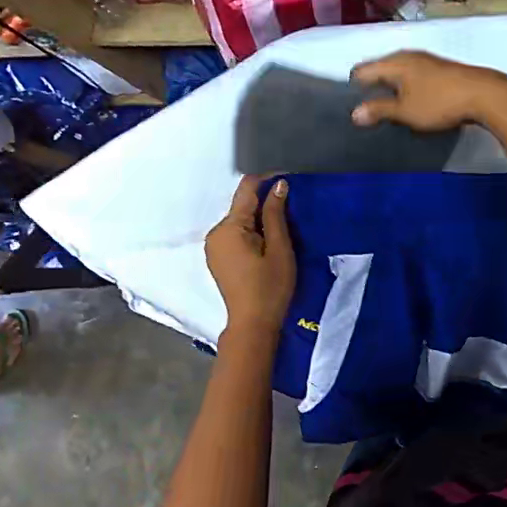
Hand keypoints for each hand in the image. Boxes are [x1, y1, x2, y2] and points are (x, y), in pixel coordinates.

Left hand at [204, 176, 294, 337]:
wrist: (253, 326)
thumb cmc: (271, 288)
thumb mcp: (279, 249)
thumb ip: (276, 214)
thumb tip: (279, 184)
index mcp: (229, 227)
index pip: (246, 189)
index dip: (268, 180)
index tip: (289, 182)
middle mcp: (216, 232)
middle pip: (242, 204)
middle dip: (265, 201)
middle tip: (292, 208)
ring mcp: (214, 246)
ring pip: (239, 219)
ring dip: (259, 217)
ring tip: (284, 226)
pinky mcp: (217, 257)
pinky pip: (235, 233)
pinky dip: (251, 231)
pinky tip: (268, 242)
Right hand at [350, 51, 506, 130]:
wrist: (484, 95)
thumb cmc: (438, 103)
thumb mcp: (405, 111)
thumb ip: (378, 111)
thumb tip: (354, 114)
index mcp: (393, 63)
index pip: (362, 70)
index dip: (353, 87)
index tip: (353, 106)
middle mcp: (406, 56)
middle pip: (379, 69)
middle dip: (372, 86)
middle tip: (368, 109)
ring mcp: (424, 60)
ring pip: (397, 71)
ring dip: (390, 87)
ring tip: (388, 107)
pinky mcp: (439, 68)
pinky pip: (412, 75)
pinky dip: (406, 86)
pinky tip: (410, 101)